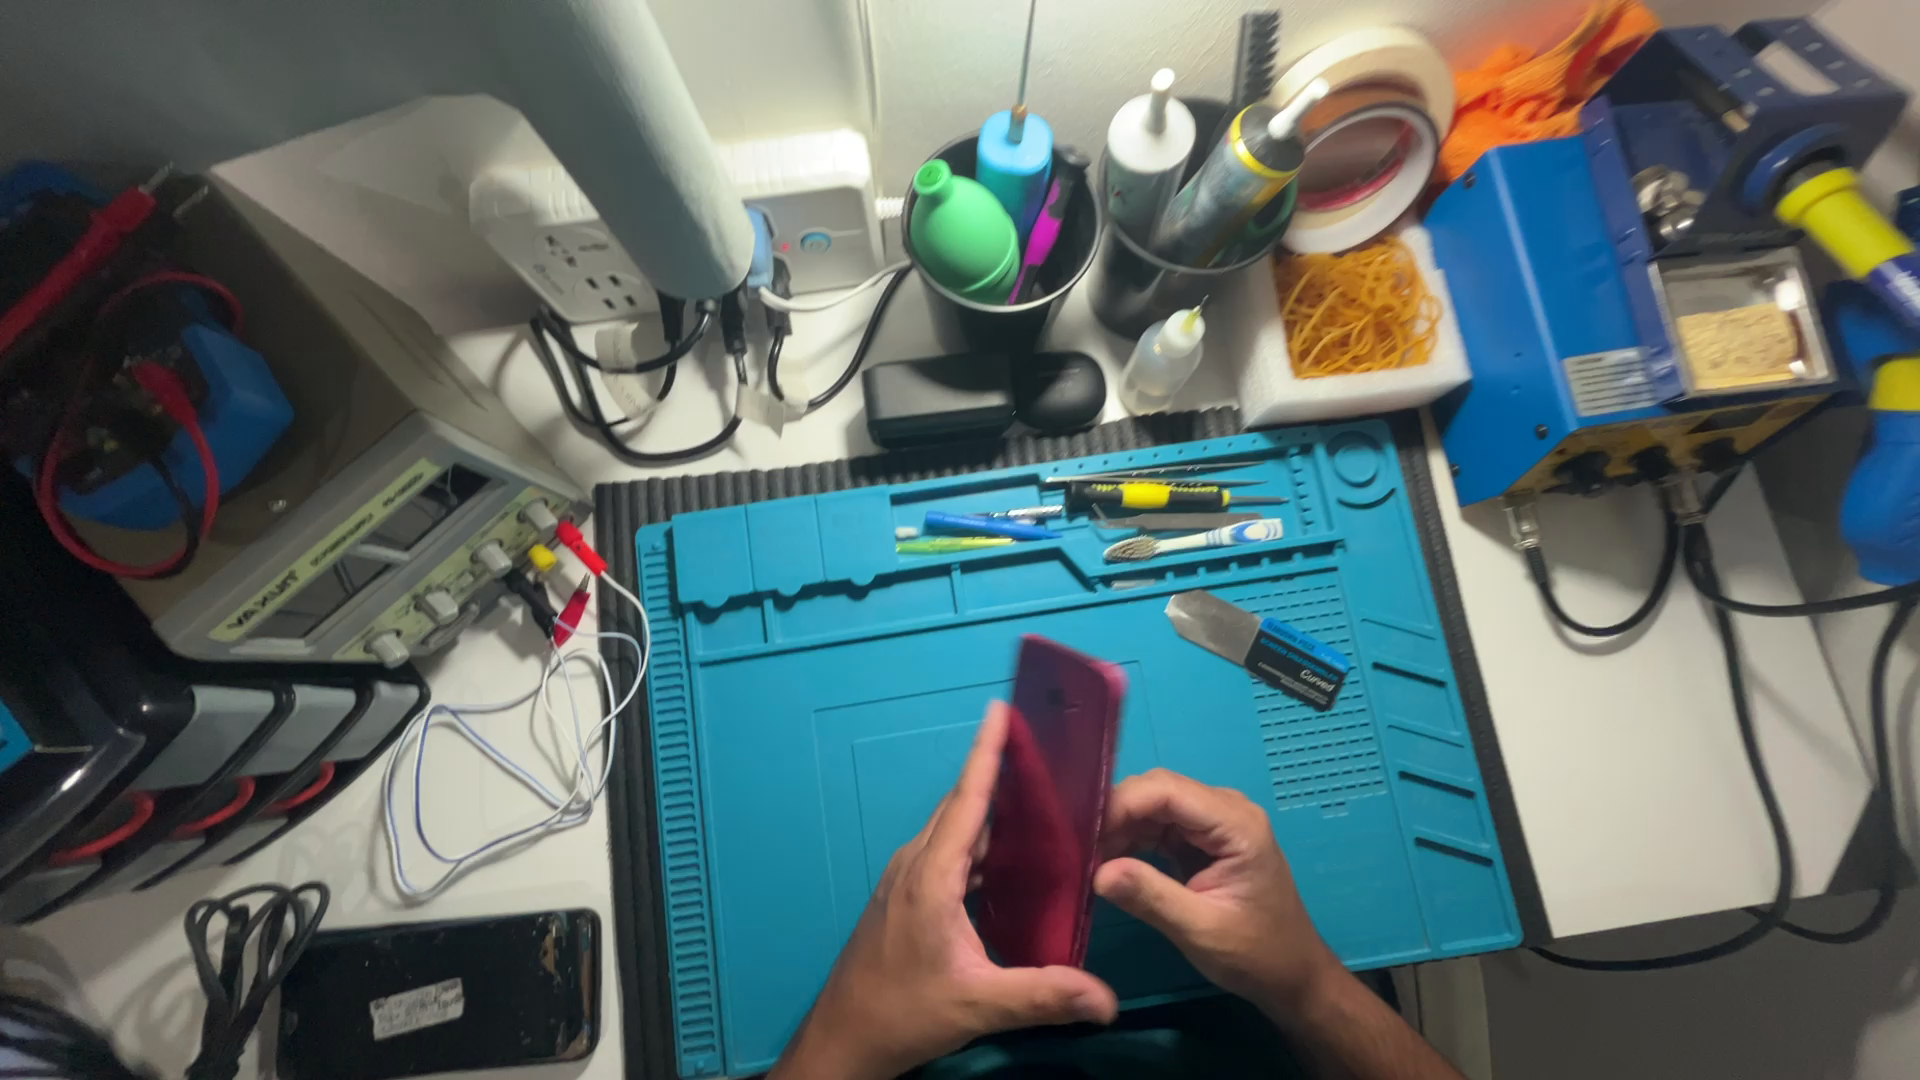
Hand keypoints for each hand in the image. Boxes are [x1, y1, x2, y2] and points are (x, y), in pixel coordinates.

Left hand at [771, 703, 1118, 1079]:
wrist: (844, 1037)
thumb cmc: (904, 1012)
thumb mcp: (978, 1005)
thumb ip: (1043, 995)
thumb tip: (1108, 999)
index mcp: (933, 873)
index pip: (966, 798)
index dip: (986, 751)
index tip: (1000, 710)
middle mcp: (918, 860)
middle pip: (962, 804)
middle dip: (997, 770)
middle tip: (1040, 750)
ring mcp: (909, 873)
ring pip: (954, 826)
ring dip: (988, 806)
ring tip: (1033, 795)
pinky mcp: (908, 890)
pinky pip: (948, 846)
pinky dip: (978, 838)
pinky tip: (1005, 853)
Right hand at [1092, 769, 1341, 1018]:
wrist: (1294, 978)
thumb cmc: (1257, 956)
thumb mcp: (1201, 932)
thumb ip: (1151, 898)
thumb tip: (1098, 872)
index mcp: (1235, 824)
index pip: (1167, 790)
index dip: (1123, 803)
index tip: (1087, 833)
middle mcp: (1225, 809)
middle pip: (1158, 789)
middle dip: (1117, 812)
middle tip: (1083, 845)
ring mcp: (1214, 820)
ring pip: (1154, 802)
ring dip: (1121, 824)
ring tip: (1091, 854)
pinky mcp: (1202, 836)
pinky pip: (1159, 822)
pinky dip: (1133, 836)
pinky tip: (1111, 857)